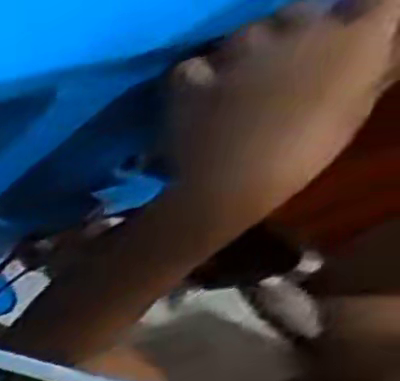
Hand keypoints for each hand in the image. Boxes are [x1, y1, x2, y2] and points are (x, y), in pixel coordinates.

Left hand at [166, 0, 399, 229]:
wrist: (235, 180)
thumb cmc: (306, 149)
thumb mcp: (356, 103)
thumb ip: (367, 68)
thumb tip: (373, 53)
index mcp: (362, 33)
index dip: (357, 13)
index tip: (347, 29)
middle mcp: (306, 31)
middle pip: (296, 11)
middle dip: (288, 29)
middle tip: (278, 60)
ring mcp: (246, 56)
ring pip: (243, 33)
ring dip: (239, 50)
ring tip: (235, 75)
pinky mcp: (197, 83)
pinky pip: (189, 66)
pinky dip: (190, 76)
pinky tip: (195, 90)